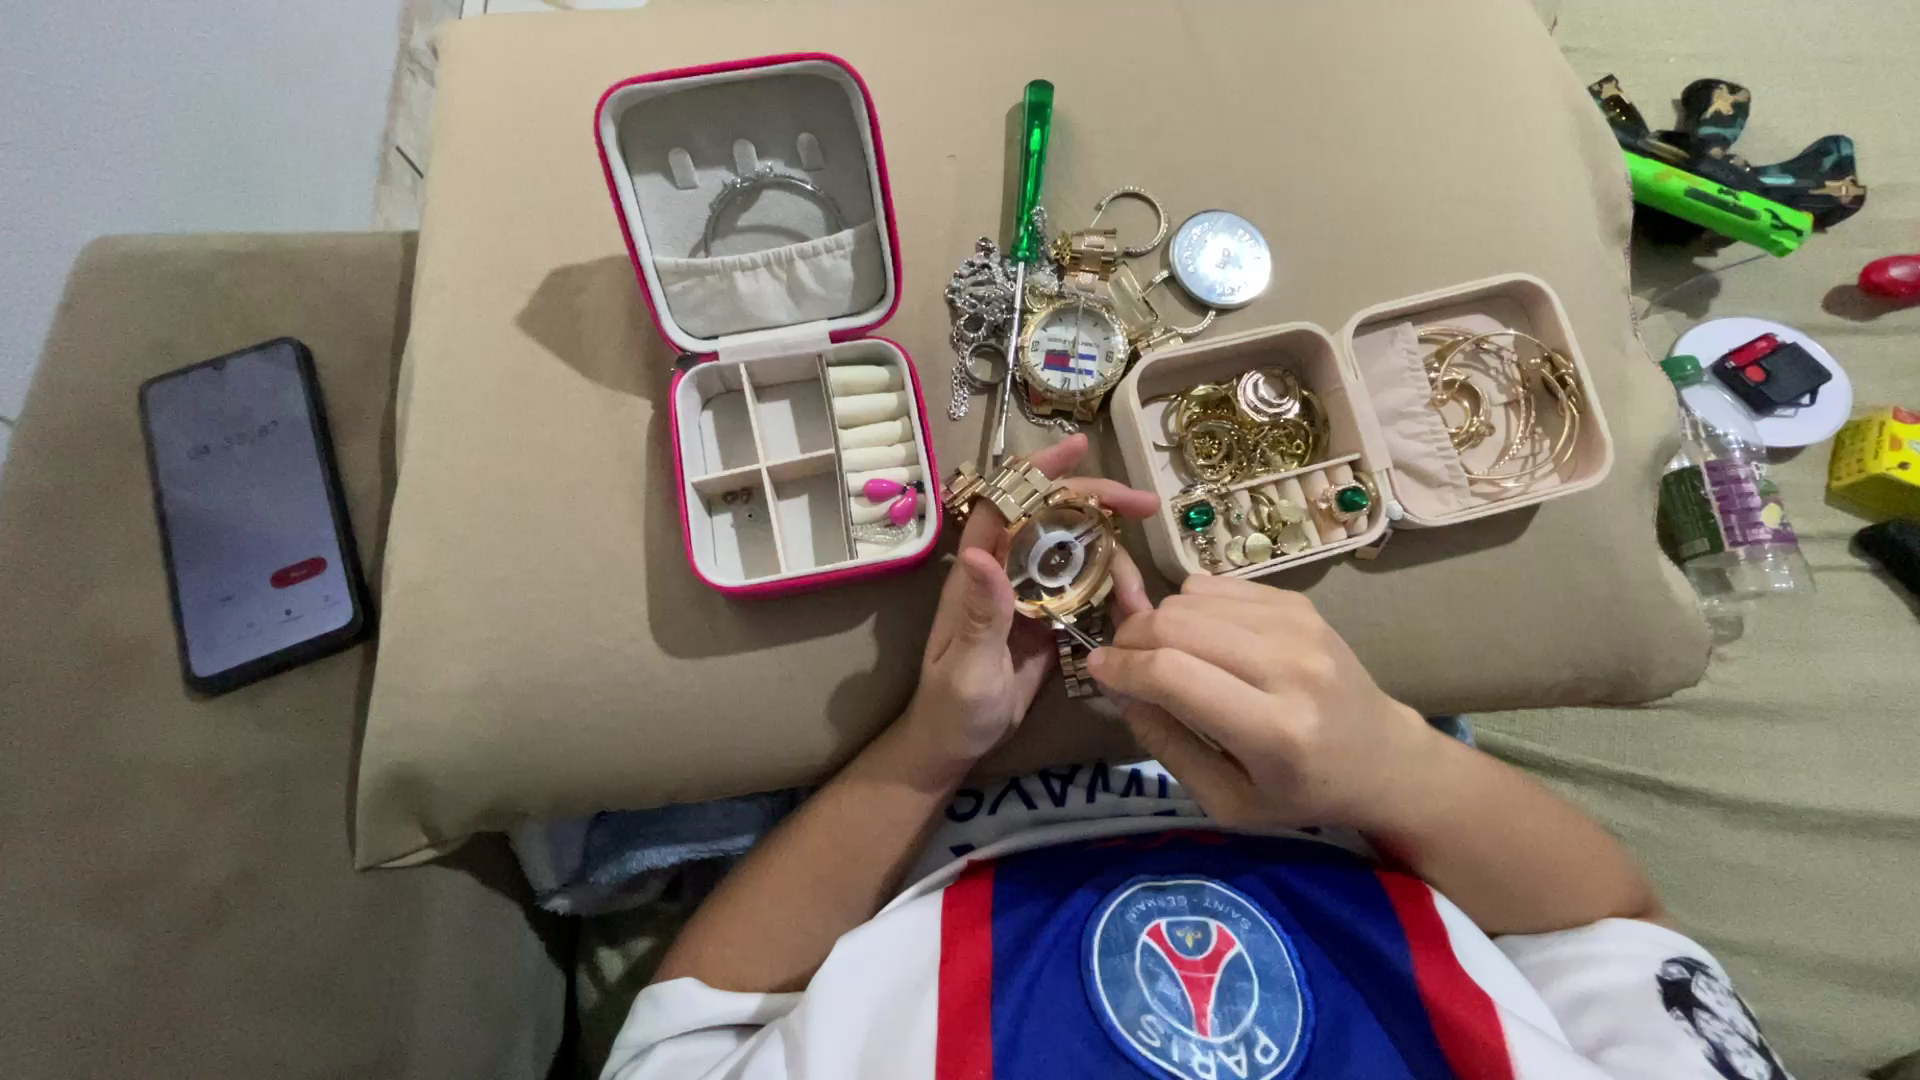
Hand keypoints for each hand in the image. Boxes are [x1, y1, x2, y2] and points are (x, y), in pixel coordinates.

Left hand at [902, 434, 1156, 776]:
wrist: (957, 743)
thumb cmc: (953, 707)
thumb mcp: (966, 666)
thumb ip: (980, 615)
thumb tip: (980, 554)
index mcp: (978, 573)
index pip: (1006, 505)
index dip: (1039, 472)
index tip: (1081, 448)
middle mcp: (1005, 573)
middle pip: (1051, 519)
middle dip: (1096, 503)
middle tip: (1145, 504)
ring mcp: (1028, 595)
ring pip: (1074, 553)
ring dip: (1111, 552)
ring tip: (1145, 576)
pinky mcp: (1047, 620)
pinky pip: (1084, 590)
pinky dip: (1112, 589)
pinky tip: (1137, 601)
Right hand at [1087, 574, 1437, 830]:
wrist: (1382, 758)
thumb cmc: (1299, 792)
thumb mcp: (1225, 800)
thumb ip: (1165, 744)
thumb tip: (1118, 687)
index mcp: (1273, 731)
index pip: (1172, 674)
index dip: (1121, 666)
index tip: (1096, 668)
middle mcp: (1289, 668)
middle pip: (1175, 624)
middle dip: (1131, 638)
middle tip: (1124, 661)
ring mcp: (1298, 626)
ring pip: (1188, 598)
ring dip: (1157, 621)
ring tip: (1163, 652)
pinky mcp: (1298, 603)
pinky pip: (1212, 585)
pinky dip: (1189, 607)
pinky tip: (1201, 637)